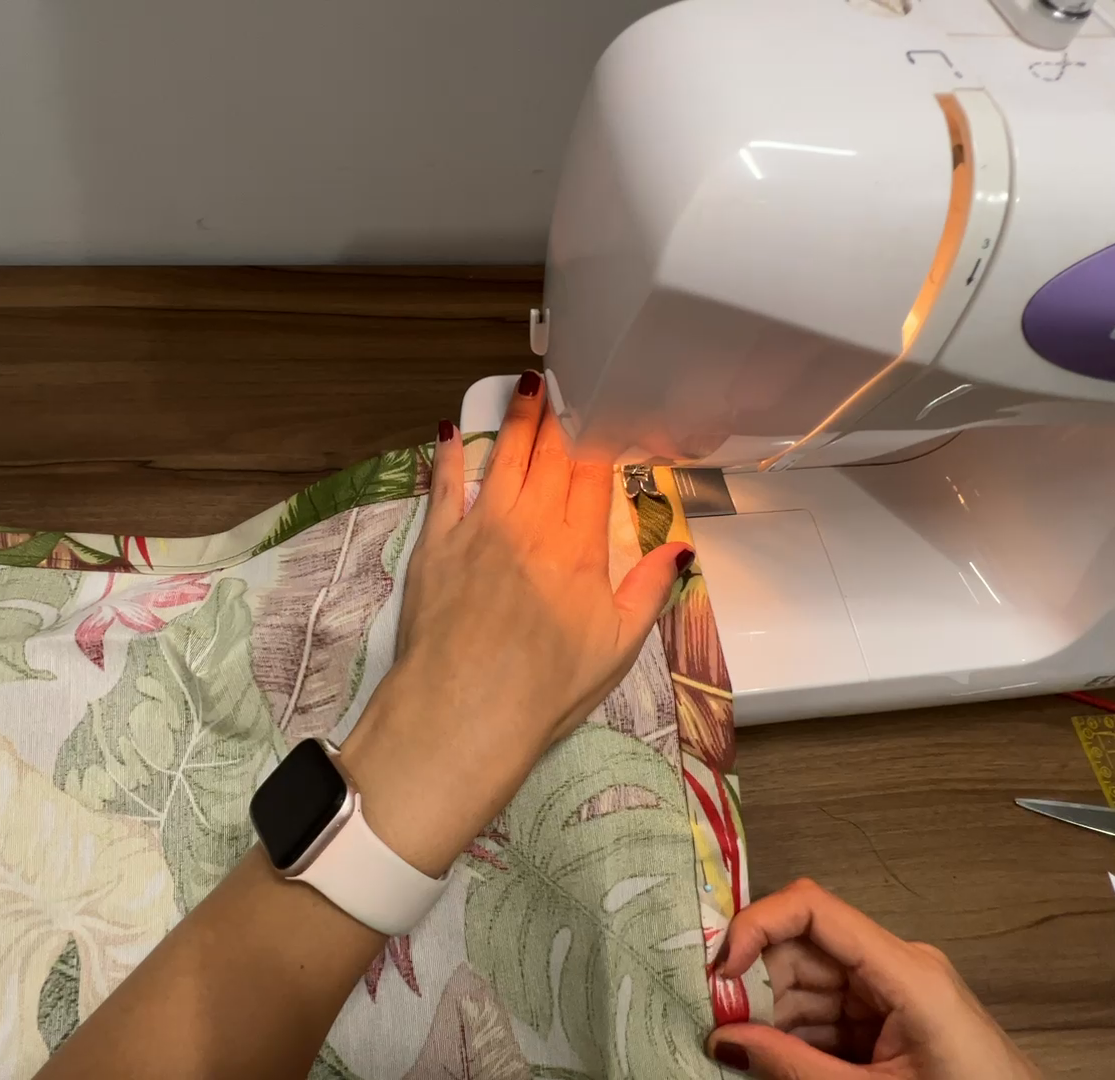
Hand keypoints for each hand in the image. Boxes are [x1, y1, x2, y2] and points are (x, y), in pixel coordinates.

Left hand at [338, 370, 690, 875]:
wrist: (465, 710)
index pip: (591, 478)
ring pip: (502, 459)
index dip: (597, 440)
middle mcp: (530, 525)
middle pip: (549, 459)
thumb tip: (679, 547)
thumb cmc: (545, 688)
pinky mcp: (435, 543)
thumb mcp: (617, 647)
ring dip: (516, 421)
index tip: (602, 411)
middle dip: (559, 418)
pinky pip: (443, 487)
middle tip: (563, 382)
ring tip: (524, 387)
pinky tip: (448, 429)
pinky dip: (446, 456)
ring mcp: (479, 529)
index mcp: (578, 549)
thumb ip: (649, 590)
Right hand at [707, 880, 1039, 1079]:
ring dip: (775, 1013)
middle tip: (723, 1020)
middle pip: (804, 945)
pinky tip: (782, 1059)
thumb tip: (722, 1038)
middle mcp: (897, 965)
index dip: (757, 924)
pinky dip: (799, 1032)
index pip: (813, 907)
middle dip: (759, 981)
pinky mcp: (892, 1016)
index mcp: (907, 972)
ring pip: (808, 979)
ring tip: (753, 1052)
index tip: (722, 967)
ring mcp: (894, 989)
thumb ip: (794, 1067)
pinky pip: (828, 1007)